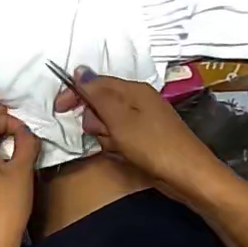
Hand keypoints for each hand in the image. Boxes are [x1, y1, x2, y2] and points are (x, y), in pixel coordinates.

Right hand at [56, 69, 217, 194]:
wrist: (188, 176)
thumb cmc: (152, 145)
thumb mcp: (119, 119)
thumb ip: (97, 94)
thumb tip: (79, 70)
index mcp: (133, 90)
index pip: (95, 82)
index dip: (75, 93)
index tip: (59, 109)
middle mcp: (138, 100)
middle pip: (100, 103)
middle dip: (95, 120)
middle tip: (103, 133)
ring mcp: (143, 119)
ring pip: (107, 123)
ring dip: (105, 136)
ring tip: (118, 147)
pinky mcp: (145, 137)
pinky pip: (118, 136)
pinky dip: (116, 146)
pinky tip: (124, 155)